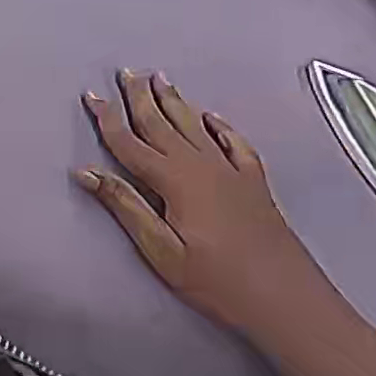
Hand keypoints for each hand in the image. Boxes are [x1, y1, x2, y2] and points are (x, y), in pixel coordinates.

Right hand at [78, 69, 338, 335]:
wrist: (289, 302)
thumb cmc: (218, 282)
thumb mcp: (161, 250)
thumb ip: (125, 206)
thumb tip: (86, 172)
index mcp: (173, 179)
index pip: (129, 141)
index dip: (107, 117)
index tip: (91, 95)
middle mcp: (200, 165)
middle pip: (161, 122)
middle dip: (139, 96)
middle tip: (126, 72)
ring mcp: (230, 171)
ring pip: (193, 124)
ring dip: (173, 100)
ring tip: (159, 78)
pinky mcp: (254, 183)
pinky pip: (234, 143)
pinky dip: (220, 126)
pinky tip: (212, 117)